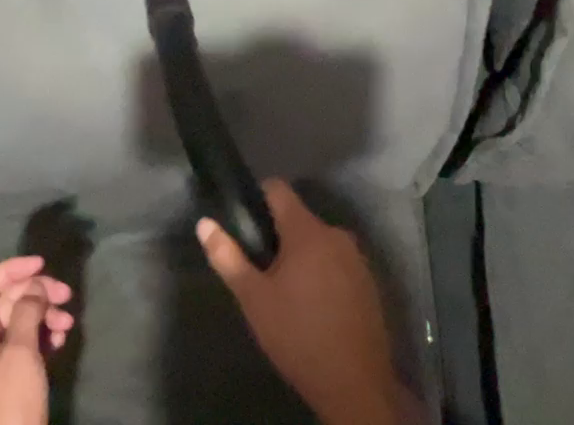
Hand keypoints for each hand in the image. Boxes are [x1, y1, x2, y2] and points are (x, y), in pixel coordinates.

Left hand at [0, 256, 74, 424]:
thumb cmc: (10, 399)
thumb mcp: (20, 352)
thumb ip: (27, 312)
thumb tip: (35, 285)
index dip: (12, 269)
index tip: (42, 264)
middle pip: (8, 300)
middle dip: (37, 292)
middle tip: (65, 295)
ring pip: (21, 320)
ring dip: (46, 314)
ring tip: (67, 324)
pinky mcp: (13, 375)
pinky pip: (28, 342)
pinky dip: (45, 335)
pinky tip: (60, 340)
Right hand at [198, 181, 413, 424]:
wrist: (355, 384)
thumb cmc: (297, 335)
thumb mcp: (253, 298)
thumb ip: (228, 257)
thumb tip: (205, 224)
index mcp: (307, 231)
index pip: (279, 190)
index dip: (257, 197)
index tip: (243, 220)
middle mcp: (336, 234)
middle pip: (299, 219)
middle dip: (278, 236)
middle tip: (259, 268)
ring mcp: (357, 258)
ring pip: (319, 243)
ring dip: (301, 256)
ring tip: (284, 290)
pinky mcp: (368, 282)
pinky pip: (337, 263)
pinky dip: (322, 273)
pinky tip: (312, 304)